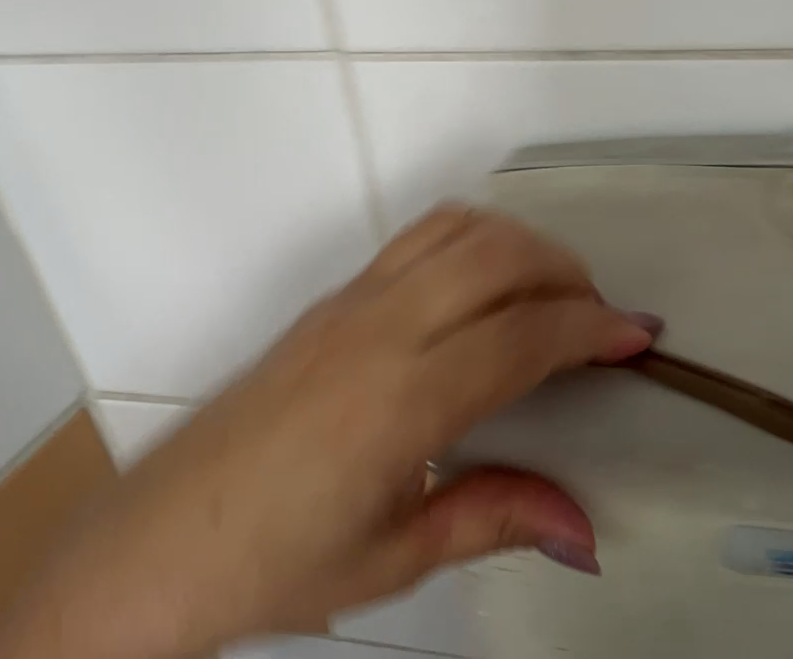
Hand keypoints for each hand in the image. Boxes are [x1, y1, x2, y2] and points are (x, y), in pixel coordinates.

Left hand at [0, 204, 658, 658]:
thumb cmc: (270, 563)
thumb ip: (496, 519)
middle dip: (568, 273)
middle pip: (499, 256)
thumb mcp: (395, 558)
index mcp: (401, 401)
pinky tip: (484, 284)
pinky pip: (417, 237)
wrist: (154, 545)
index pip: (523, 336)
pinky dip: (472, 238)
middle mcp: (378, 331)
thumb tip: (583, 531)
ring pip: (457, 229)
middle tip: (599, 318)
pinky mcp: (330, 301)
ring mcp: (349, 305)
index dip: (593, 330)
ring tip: (550, 291)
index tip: (638, 337)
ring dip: (519, 243)